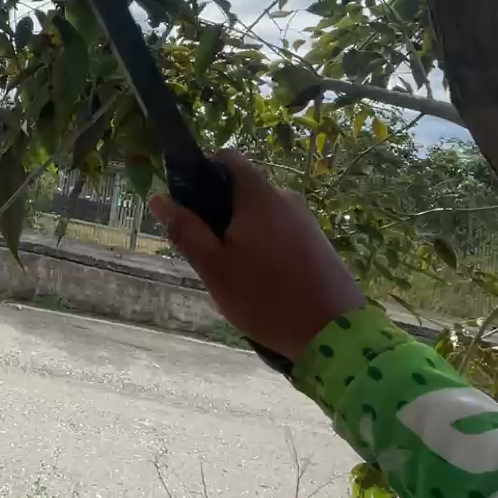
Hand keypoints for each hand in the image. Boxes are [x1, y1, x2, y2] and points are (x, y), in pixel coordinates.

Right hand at [149, 151, 364, 359]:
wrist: (338, 338)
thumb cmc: (266, 297)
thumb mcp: (214, 267)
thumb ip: (185, 230)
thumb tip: (159, 199)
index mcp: (259, 196)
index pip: (228, 158)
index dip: (203, 173)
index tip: (191, 206)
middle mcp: (286, 199)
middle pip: (242, 190)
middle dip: (220, 213)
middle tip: (209, 251)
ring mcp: (307, 221)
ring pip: (261, 214)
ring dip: (243, 233)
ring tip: (236, 273)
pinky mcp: (320, 244)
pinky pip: (281, 232)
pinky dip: (266, 246)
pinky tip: (263, 282)